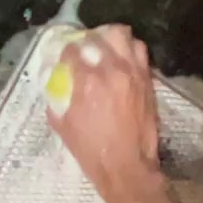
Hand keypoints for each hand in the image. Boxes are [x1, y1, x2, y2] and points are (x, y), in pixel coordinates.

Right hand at [48, 25, 164, 202]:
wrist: (127, 167)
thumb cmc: (92, 151)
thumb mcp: (64, 126)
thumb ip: (56, 100)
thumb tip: (54, 86)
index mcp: (88, 81)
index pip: (73, 50)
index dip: (65, 51)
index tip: (64, 57)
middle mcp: (112, 70)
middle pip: (99, 35)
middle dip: (87, 38)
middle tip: (84, 48)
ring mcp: (133, 73)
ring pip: (124, 36)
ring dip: (112, 38)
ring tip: (106, 47)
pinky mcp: (147, 81)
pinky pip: (140, 53)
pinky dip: (129, 51)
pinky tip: (122, 61)